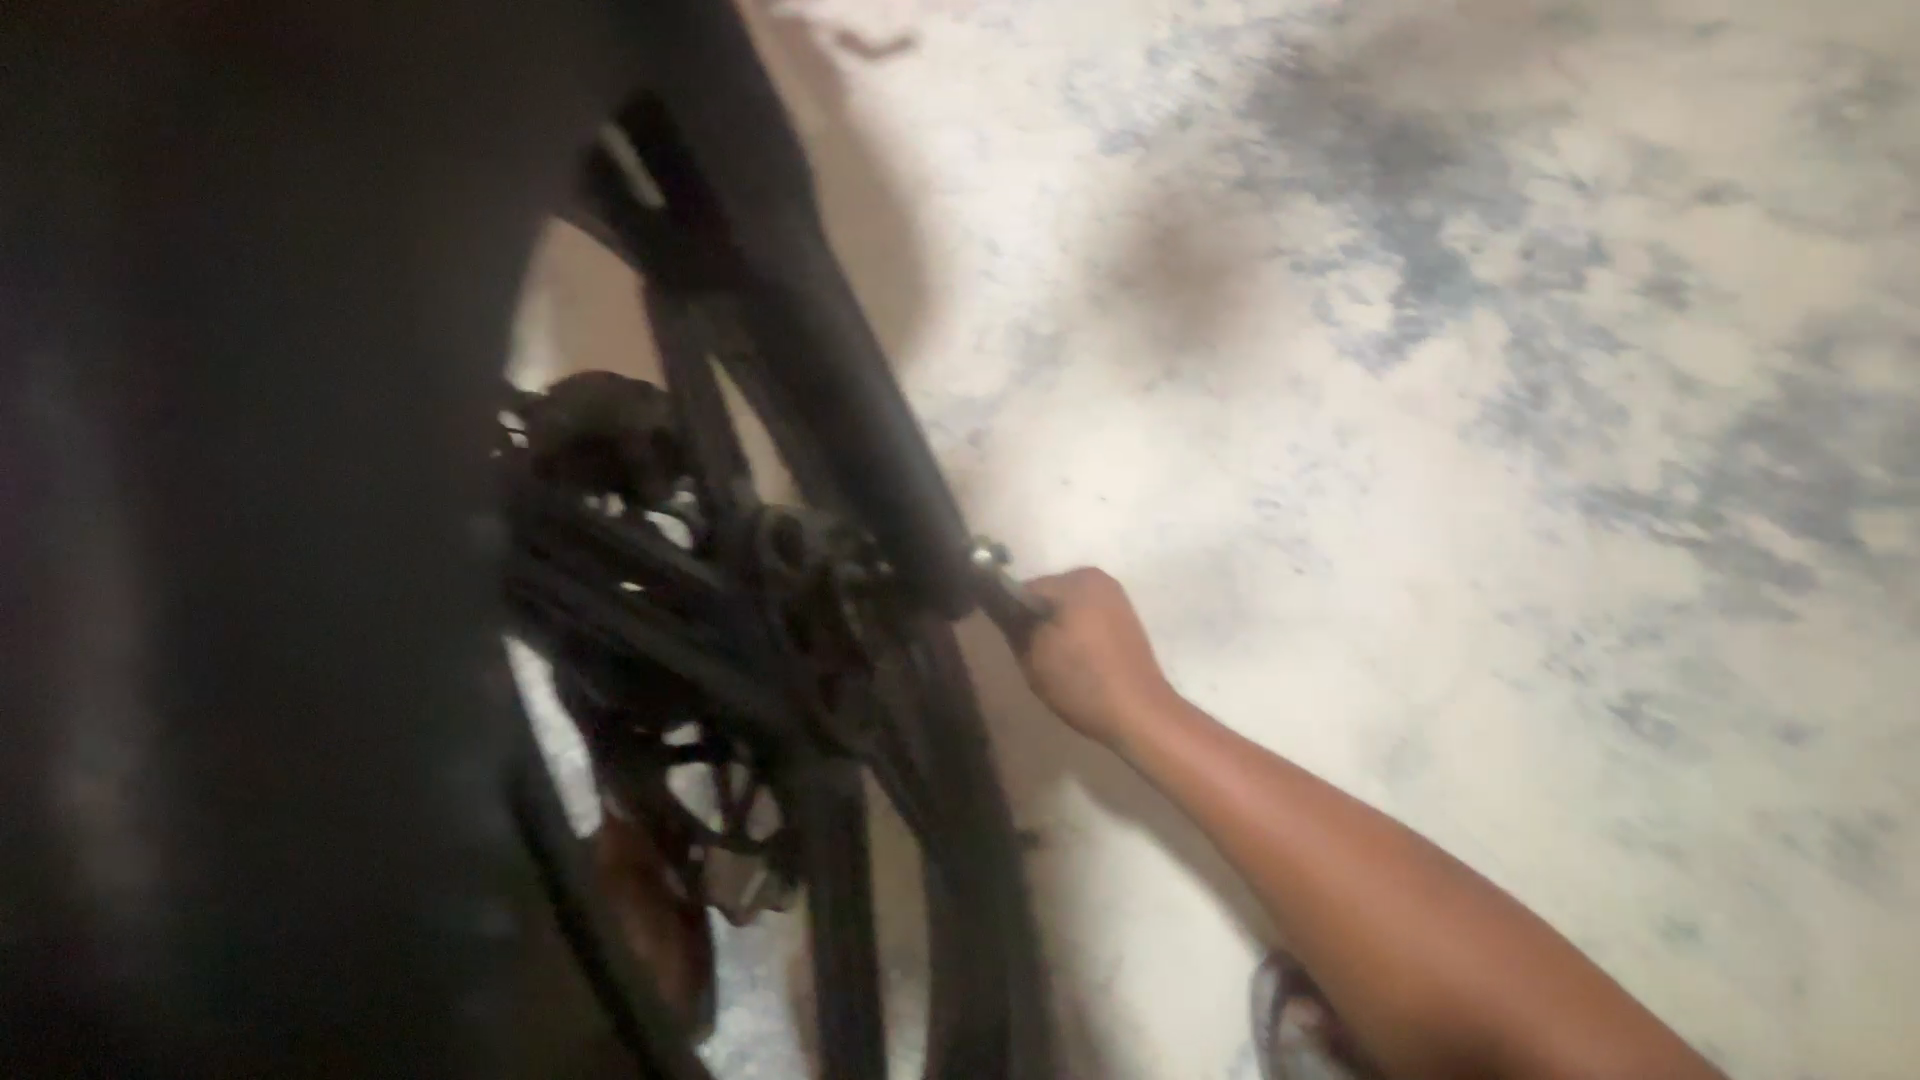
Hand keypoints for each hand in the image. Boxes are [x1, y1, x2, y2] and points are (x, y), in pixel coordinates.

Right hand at [1018, 568, 1180, 744]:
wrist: (1140, 713)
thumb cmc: (1081, 682)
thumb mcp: (1033, 656)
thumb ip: (1012, 625)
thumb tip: (1002, 609)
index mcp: (1075, 580)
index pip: (1023, 590)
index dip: (1011, 618)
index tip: (1013, 646)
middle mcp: (1098, 578)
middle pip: (1047, 597)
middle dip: (1037, 621)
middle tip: (1035, 657)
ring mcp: (1116, 597)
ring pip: (1067, 609)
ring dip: (1057, 629)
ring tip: (1058, 663)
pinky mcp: (1126, 618)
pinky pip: (1087, 618)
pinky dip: (1077, 634)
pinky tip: (1078, 661)